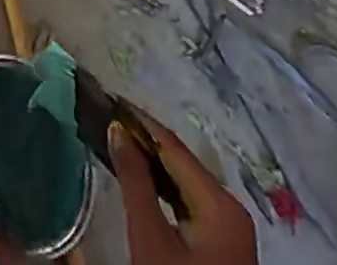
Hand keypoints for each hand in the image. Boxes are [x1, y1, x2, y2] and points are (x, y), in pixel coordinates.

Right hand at [109, 107, 257, 264]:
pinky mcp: (219, 239)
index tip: (108, 97)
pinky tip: (136, 170)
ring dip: (149, 156)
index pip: (173, 147)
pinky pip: (186, 196)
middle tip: (106, 113)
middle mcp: (230, 208)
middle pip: (180, 160)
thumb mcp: (150, 235)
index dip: (139, 120)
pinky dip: (160, 180)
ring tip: (114, 134)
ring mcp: (227, 225)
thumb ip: (134, 180)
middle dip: (143, 135)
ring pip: (182, 177)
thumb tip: (117, 129)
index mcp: (220, 204)